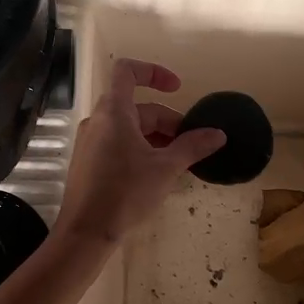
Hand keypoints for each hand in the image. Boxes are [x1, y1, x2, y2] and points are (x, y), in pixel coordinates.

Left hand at [57, 58, 226, 244]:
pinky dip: (140, 151)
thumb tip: (218, 134)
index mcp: (113, 112)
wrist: (86, 232)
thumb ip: (192, 146)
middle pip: (136, 107)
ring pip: (128, 129)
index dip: (154, 72)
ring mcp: (90, 143)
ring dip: (156, 139)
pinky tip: (156, 175)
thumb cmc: (125, 193)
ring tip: (179, 162)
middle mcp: (97, 121)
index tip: (178, 88)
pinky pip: (117, 145)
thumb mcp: (166, 168)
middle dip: (167, 122)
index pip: (127, 71)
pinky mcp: (88, 163)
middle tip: (192, 145)